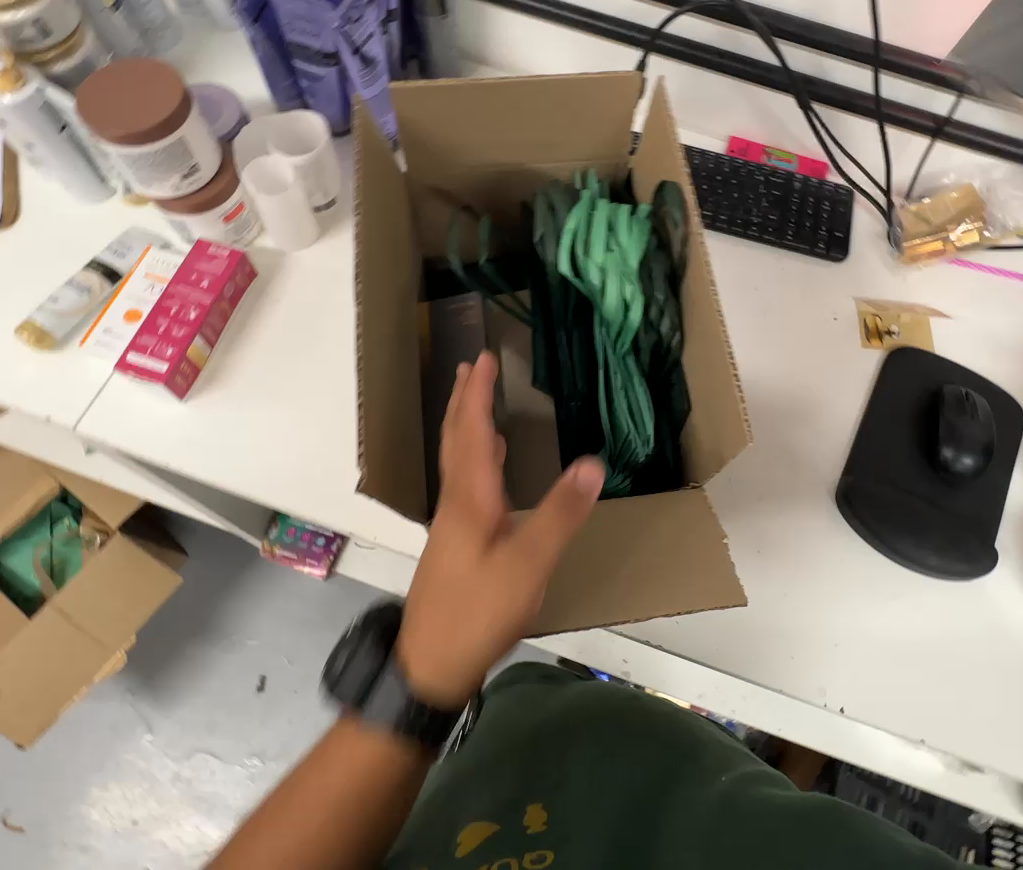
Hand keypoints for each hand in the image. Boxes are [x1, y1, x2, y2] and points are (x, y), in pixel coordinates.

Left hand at [395, 351, 603, 707]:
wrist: (429, 663)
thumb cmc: (478, 612)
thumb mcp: (528, 564)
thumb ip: (560, 514)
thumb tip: (592, 463)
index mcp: (470, 498)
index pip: (471, 432)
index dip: (476, 394)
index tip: (482, 358)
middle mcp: (456, 503)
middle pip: (455, 440)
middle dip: (464, 401)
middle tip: (470, 367)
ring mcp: (452, 525)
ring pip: (457, 462)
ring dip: (466, 427)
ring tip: (478, 404)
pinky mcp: (455, 544)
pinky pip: (464, 484)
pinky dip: (474, 461)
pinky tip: (486, 470)